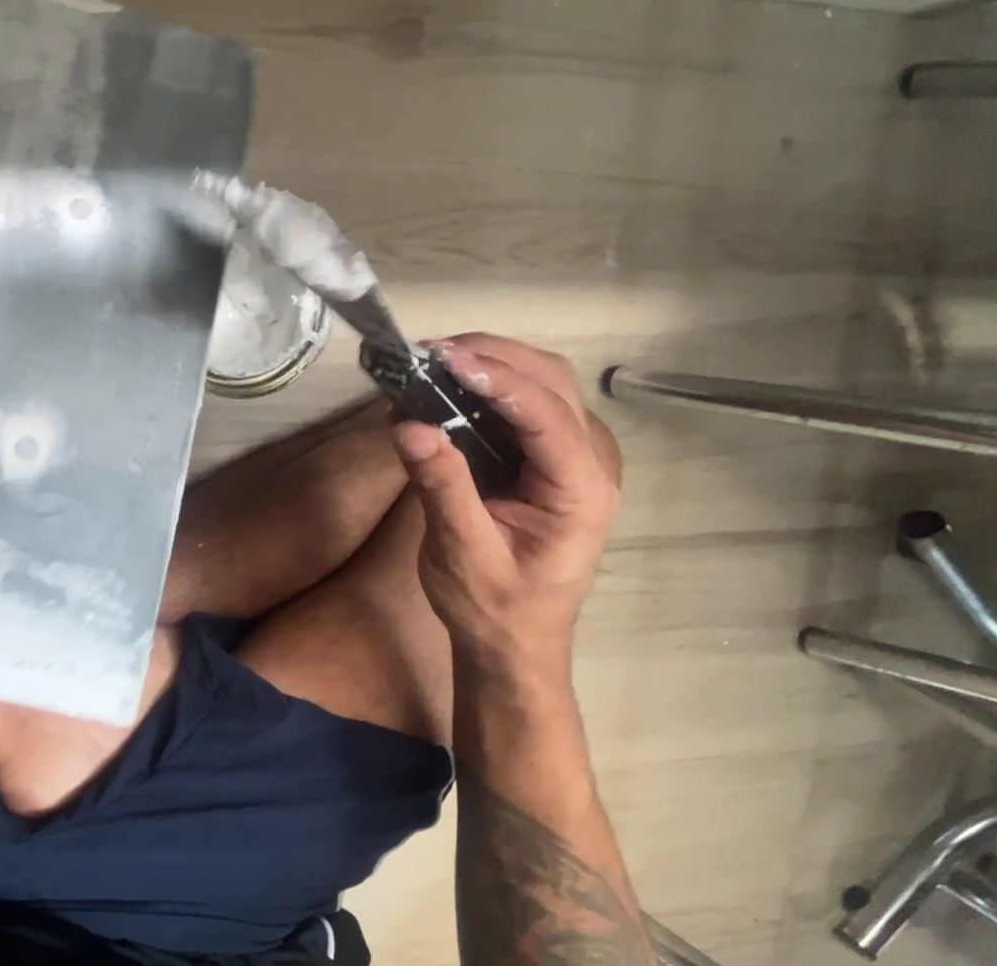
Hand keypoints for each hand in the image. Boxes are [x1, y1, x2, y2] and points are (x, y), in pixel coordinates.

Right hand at [390, 335, 619, 677]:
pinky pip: (523, 403)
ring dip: (489, 363)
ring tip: (429, 365)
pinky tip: (444, 388)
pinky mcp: (547, 457)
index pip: (547, 415)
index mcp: (580, 492)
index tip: (444, 359)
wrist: (513, 641)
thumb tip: (408, 424)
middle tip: (427, 355)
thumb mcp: (461, 552)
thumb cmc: (493, 606)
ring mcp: (572, 456)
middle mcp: (588, 463)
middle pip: (552, 382)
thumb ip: (442, 486)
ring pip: (542, 382)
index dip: (498, 380)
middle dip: (492, 357)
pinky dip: (484, 385)